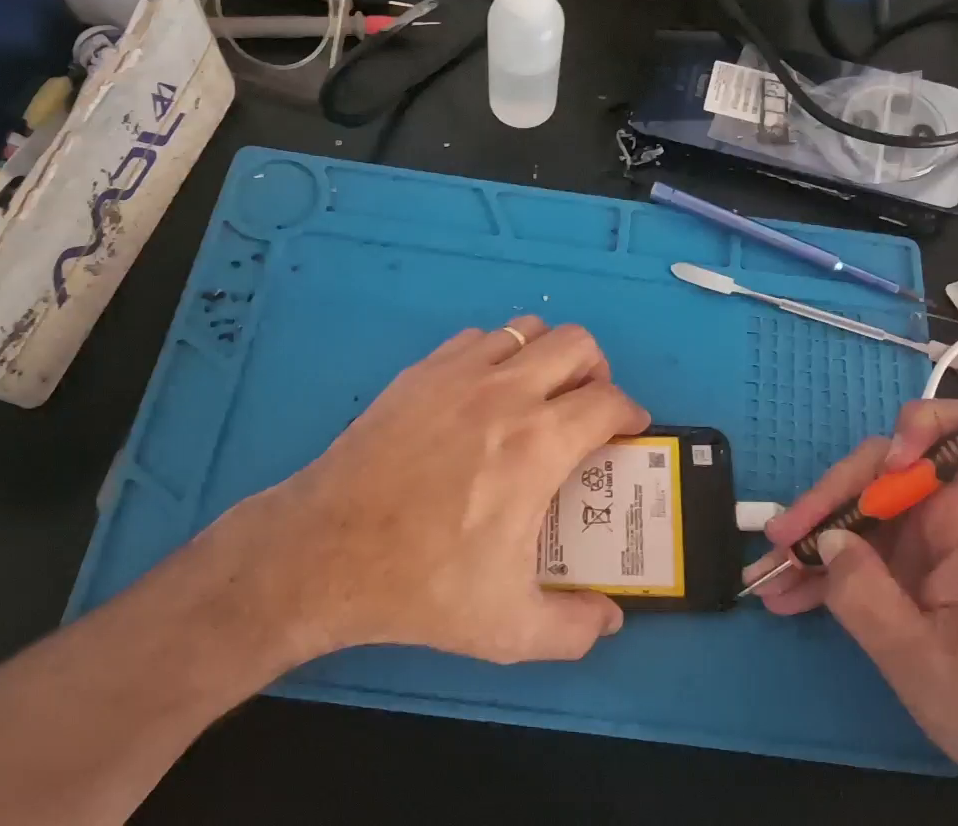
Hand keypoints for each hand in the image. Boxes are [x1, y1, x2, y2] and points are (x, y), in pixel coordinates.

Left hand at [203, 317, 648, 673]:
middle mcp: (506, 393)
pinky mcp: (419, 372)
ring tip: (540, 396)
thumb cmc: (422, 585)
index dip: (631, 414)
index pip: (610, 400)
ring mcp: (458, 374)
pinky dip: (497, 356)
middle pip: (578, 343)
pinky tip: (483, 395)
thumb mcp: (509, 628)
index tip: (629, 433)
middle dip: (597, 372)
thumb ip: (575, 628)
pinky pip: (477, 339)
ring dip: (548, 356)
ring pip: (526, 329)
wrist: (326, 553)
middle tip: (588, 409)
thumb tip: (611, 618)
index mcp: (539, 444)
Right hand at [745, 401, 957, 824]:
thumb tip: (825, 541)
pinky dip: (830, 571)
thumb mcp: (922, 660)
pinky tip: (788, 595)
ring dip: (816, 540)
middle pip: (892, 475)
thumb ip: (865, 595)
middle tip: (781, 538)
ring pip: (869, 515)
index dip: (929, 429)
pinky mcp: (922, 577)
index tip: (886, 463)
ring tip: (767, 574)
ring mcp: (938, 550)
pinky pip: (868, 555)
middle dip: (831, 499)